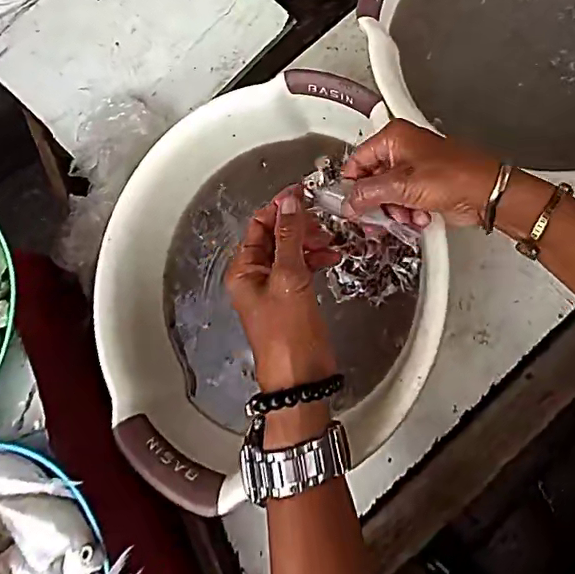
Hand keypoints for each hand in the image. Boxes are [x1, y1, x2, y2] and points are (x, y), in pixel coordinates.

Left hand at [224, 187, 339, 391]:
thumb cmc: (287, 337)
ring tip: (327, 241)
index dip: (279, 207)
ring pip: (291, 251)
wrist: (302, 379)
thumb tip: (290, 204)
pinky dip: (315, 259)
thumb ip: (290, 237)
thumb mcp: (289, 278)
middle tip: (318, 222)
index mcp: (243, 269)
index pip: (259, 225)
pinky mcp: (292, 298)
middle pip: (275, 236)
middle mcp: (255, 276)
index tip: (300, 194)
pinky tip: (330, 257)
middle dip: (298, 225)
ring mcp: (274, 287)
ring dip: (309, 242)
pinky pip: (301, 267)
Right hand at [340, 119, 501, 227]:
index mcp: (393, 137)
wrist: (488, 194)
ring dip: (393, 210)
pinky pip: (404, 201)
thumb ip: (367, 194)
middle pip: (371, 179)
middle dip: (376, 201)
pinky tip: (418, 216)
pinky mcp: (425, 186)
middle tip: (375, 216)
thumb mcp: (400, 186)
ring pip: (387, 194)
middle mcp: (402, 149)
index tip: (350, 203)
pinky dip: (408, 213)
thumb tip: (349, 202)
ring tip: (405, 216)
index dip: (352, 184)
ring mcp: (414, 168)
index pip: (357, 160)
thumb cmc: (456, 177)